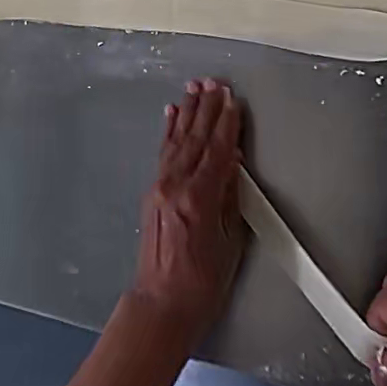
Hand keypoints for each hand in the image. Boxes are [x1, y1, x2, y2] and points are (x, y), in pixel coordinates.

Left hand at [129, 79, 245, 341]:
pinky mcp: (152, 190)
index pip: (218, 149)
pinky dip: (168, 130)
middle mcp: (176, 185)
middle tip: (216, 82)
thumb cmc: (203, 281)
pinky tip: (171, 113)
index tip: (234, 100)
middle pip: (196, 137)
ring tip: (195, 86)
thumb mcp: (230, 240)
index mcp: (199, 197)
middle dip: (208, 107)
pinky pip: (163, 152)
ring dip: (188, 110)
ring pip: (178, 138)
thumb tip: (234, 161)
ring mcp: (161, 185)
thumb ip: (230, 196)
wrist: (161, 303)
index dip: (228, 123)